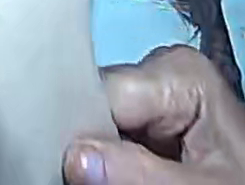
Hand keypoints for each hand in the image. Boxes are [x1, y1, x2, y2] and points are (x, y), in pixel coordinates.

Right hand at [64, 46, 244, 184]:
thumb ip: (142, 173)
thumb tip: (73, 156)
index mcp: (178, 71)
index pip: (107, 92)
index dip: (84, 130)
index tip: (67, 165)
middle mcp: (160, 75)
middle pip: (100, 106)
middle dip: (91, 147)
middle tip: (82, 175)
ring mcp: (156, 101)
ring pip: (101, 126)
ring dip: (99, 159)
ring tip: (97, 176)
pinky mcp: (155, 128)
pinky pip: (117, 141)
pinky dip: (113, 166)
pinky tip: (109, 175)